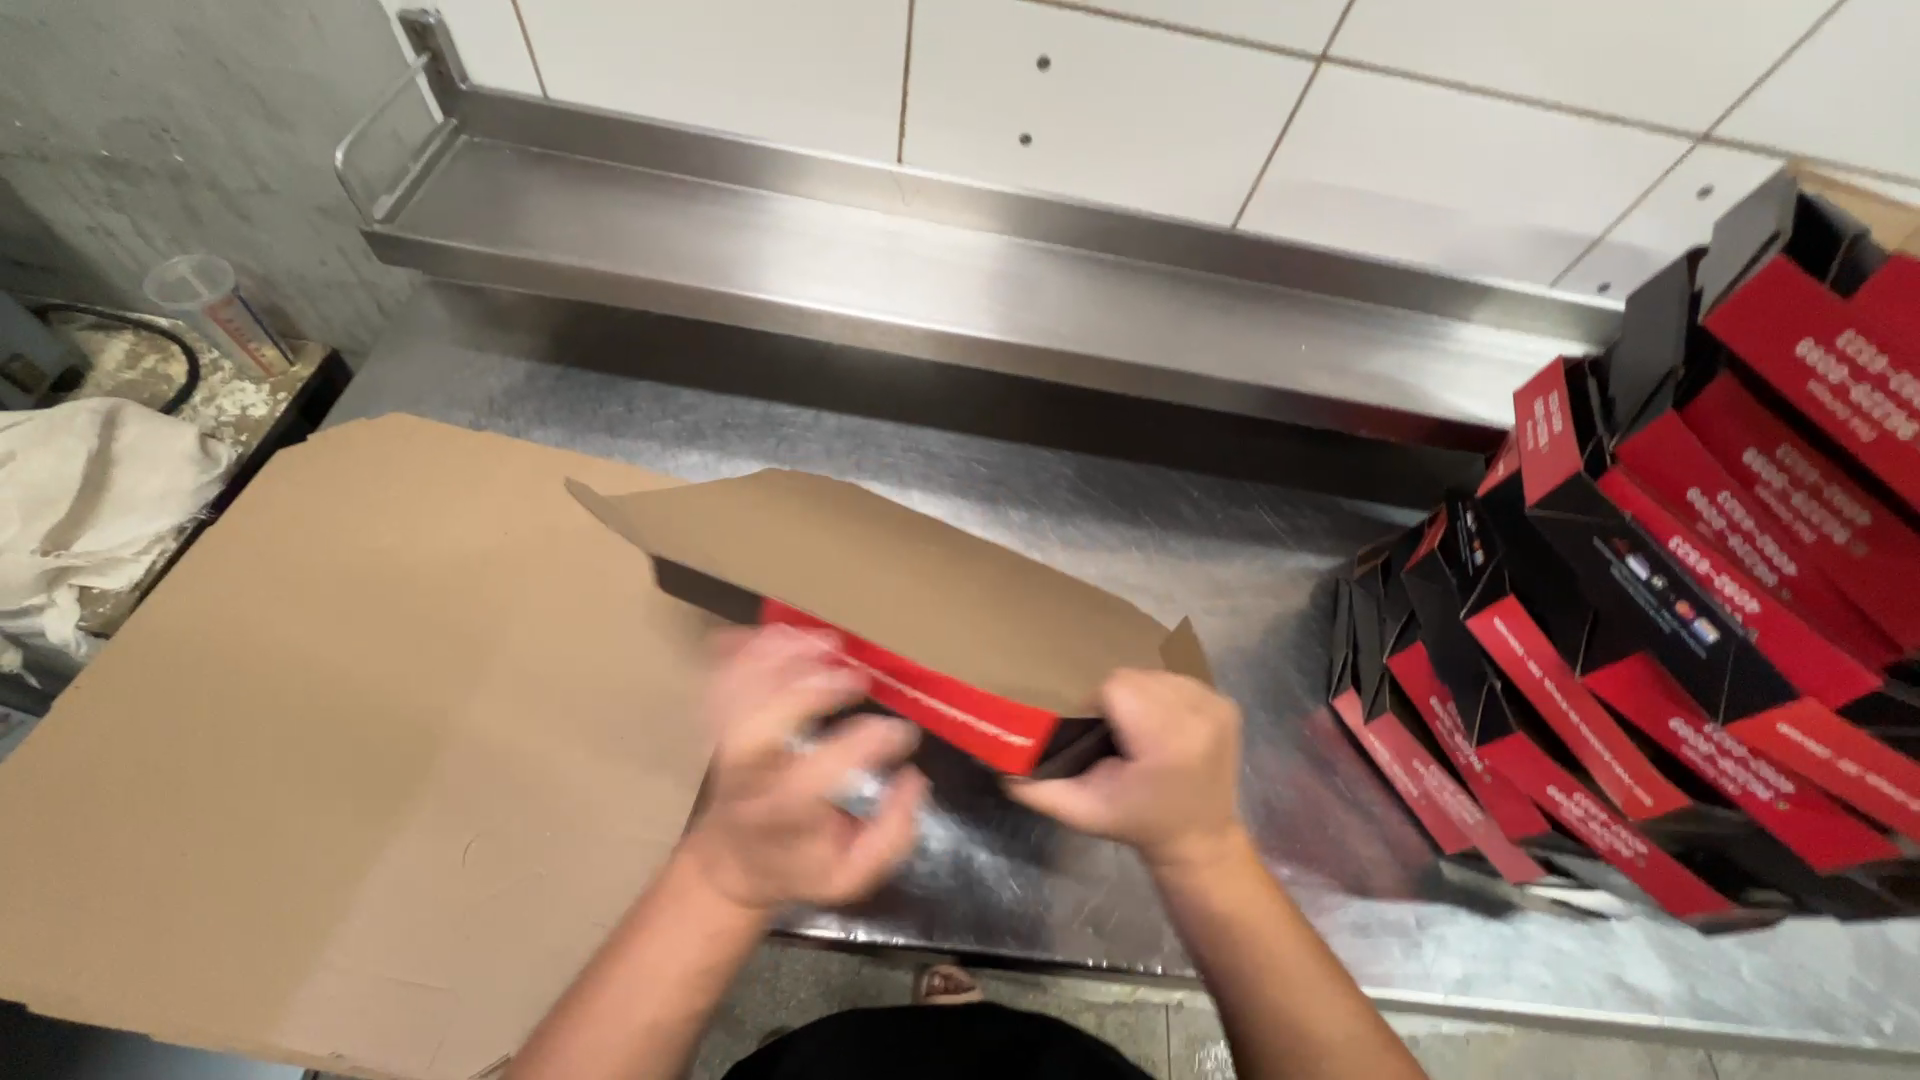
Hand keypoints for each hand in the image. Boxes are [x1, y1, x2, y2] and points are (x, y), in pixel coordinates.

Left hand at [680, 626, 929, 912]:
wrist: (731, 860)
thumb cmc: (798, 865)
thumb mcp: (851, 875)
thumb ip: (890, 835)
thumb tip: (914, 779)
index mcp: (785, 812)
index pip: (821, 773)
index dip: (868, 743)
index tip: (904, 734)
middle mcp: (749, 774)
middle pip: (761, 722)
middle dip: (810, 690)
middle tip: (857, 679)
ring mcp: (726, 745)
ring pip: (739, 692)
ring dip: (781, 658)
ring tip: (827, 641)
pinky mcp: (718, 724)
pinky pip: (721, 678)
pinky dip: (746, 649)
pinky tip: (782, 632)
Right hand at [1006, 670, 1244, 871]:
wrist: (1199, 839)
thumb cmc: (1137, 823)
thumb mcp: (1082, 812)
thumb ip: (1037, 788)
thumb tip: (995, 759)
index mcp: (1167, 740)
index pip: (1116, 685)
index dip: (1096, 704)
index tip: (1094, 731)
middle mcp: (1199, 714)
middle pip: (1135, 675)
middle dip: (1116, 697)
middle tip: (1110, 730)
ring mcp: (1217, 705)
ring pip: (1155, 672)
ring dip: (1139, 692)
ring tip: (1134, 725)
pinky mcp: (1226, 702)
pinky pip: (1177, 678)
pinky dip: (1162, 693)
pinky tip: (1158, 721)